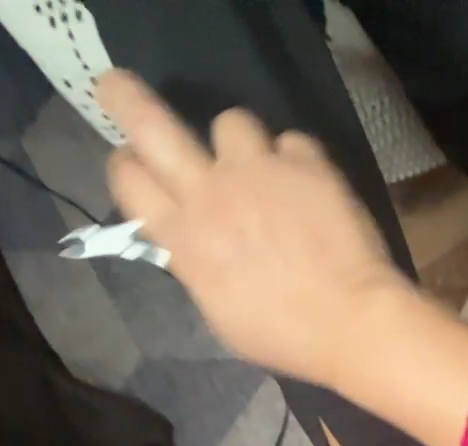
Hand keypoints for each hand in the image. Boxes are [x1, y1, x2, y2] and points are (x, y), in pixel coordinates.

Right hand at [96, 71, 411, 384]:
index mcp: (185, 238)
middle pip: (150, 124)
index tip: (136, 165)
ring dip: (241, 144)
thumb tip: (192, 246)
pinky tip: (310, 188)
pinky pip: (291, 142)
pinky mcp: (306, 164)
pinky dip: (297, 162)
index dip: (128, 167)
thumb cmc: (285, 336)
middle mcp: (213, 193)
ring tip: (262, 169)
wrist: (351, 322)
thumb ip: (198, 267)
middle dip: (125, 99)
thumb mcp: (221, 314)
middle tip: (116, 87)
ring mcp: (259, 172)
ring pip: (230, 122)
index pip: (128, 178)